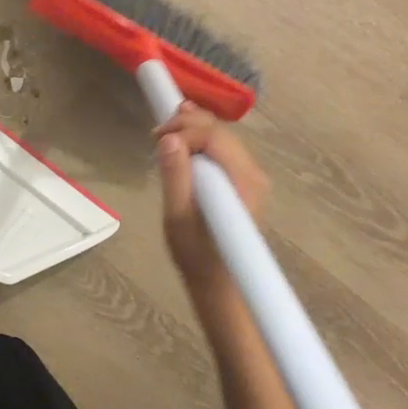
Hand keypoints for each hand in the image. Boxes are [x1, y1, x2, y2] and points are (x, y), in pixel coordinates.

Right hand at [154, 102, 269, 296]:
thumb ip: (176, 175)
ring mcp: (252, 179)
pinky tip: (184, 142)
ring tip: (165, 133)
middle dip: (187, 124)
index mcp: (241, 181)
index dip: (183, 128)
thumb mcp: (177, 216)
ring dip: (193, 131)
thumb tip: (169, 138)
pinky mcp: (245, 185)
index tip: (154, 136)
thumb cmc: (196, 254)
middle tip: (156, 132)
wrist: (219, 284)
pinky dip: (201, 144)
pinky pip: (223, 153)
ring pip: (223, 139)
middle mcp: (253, 174)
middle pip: (221, 133)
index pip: (213, 136)